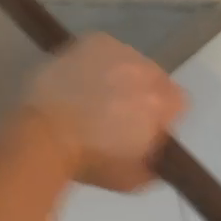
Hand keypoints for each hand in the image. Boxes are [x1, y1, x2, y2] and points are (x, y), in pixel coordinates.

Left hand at [30, 34, 185, 191]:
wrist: (42, 137)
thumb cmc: (88, 162)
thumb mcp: (132, 179)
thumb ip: (154, 164)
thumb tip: (156, 155)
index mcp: (160, 103)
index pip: (178, 102)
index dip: (162, 115)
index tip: (144, 127)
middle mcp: (145, 71)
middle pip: (155, 78)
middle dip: (141, 93)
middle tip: (117, 112)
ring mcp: (119, 52)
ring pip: (131, 62)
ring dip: (121, 76)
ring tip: (95, 94)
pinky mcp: (94, 41)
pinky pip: (107, 48)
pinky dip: (100, 60)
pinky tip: (83, 78)